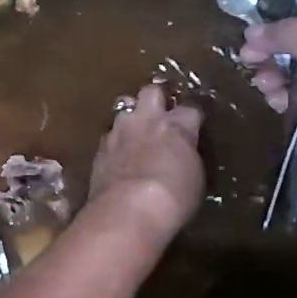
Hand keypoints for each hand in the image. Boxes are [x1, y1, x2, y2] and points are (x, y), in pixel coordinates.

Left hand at [89, 84, 205, 233]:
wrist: (129, 206)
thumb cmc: (175, 196)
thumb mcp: (195, 175)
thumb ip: (187, 152)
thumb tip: (182, 147)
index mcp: (176, 126)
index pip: (191, 107)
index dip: (193, 111)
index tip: (195, 117)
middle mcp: (146, 120)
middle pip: (151, 91)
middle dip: (158, 96)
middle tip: (162, 108)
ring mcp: (119, 129)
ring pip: (124, 105)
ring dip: (132, 113)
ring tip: (137, 126)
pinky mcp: (101, 145)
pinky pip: (110, 131)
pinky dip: (117, 136)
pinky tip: (120, 149)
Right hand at [239, 0, 296, 166]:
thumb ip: (284, 32)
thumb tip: (248, 36)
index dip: (284, 4)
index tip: (254, 14)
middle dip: (269, 46)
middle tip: (247, 56)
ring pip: (293, 66)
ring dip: (272, 73)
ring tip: (264, 83)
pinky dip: (283, 96)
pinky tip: (277, 100)